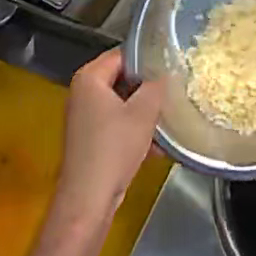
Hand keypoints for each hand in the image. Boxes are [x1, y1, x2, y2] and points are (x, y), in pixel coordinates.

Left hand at [54, 49, 163, 222]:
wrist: (89, 201)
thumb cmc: (113, 149)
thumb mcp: (144, 111)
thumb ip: (157, 85)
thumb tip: (166, 73)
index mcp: (89, 78)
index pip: (123, 54)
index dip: (147, 58)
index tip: (170, 65)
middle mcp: (82, 93)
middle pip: (124, 78)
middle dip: (148, 88)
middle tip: (172, 91)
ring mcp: (85, 117)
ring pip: (123, 103)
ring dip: (145, 112)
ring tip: (167, 121)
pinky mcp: (90, 139)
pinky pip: (117, 124)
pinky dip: (135, 130)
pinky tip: (156, 146)